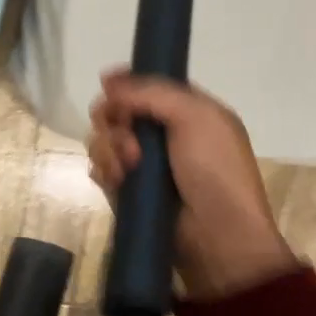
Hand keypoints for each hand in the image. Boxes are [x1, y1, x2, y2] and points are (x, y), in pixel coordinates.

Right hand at [88, 70, 295, 298]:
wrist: (215, 236)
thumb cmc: (215, 172)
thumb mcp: (196, 118)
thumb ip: (151, 94)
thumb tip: (107, 78)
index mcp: (187, 111)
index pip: (145, 87)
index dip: (124, 85)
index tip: (108, 87)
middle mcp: (161, 134)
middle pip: (117, 111)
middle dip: (114, 121)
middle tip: (129, 138)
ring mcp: (141, 163)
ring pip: (103, 139)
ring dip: (110, 149)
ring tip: (129, 169)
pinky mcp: (125, 190)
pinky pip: (99, 168)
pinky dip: (105, 171)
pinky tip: (119, 181)